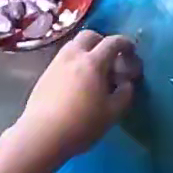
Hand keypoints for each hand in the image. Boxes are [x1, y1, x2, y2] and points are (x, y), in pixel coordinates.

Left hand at [2, 32, 140, 171]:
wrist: (42, 136)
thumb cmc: (81, 125)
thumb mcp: (112, 113)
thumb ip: (125, 94)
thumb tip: (126, 83)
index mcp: (93, 62)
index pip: (112, 42)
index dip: (125, 43)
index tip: (131, 50)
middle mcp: (73, 56)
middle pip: (89, 35)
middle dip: (102, 41)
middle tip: (110, 58)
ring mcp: (56, 64)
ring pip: (73, 45)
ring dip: (86, 50)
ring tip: (92, 70)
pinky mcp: (45, 75)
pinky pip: (63, 58)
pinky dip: (74, 61)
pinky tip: (76, 81)